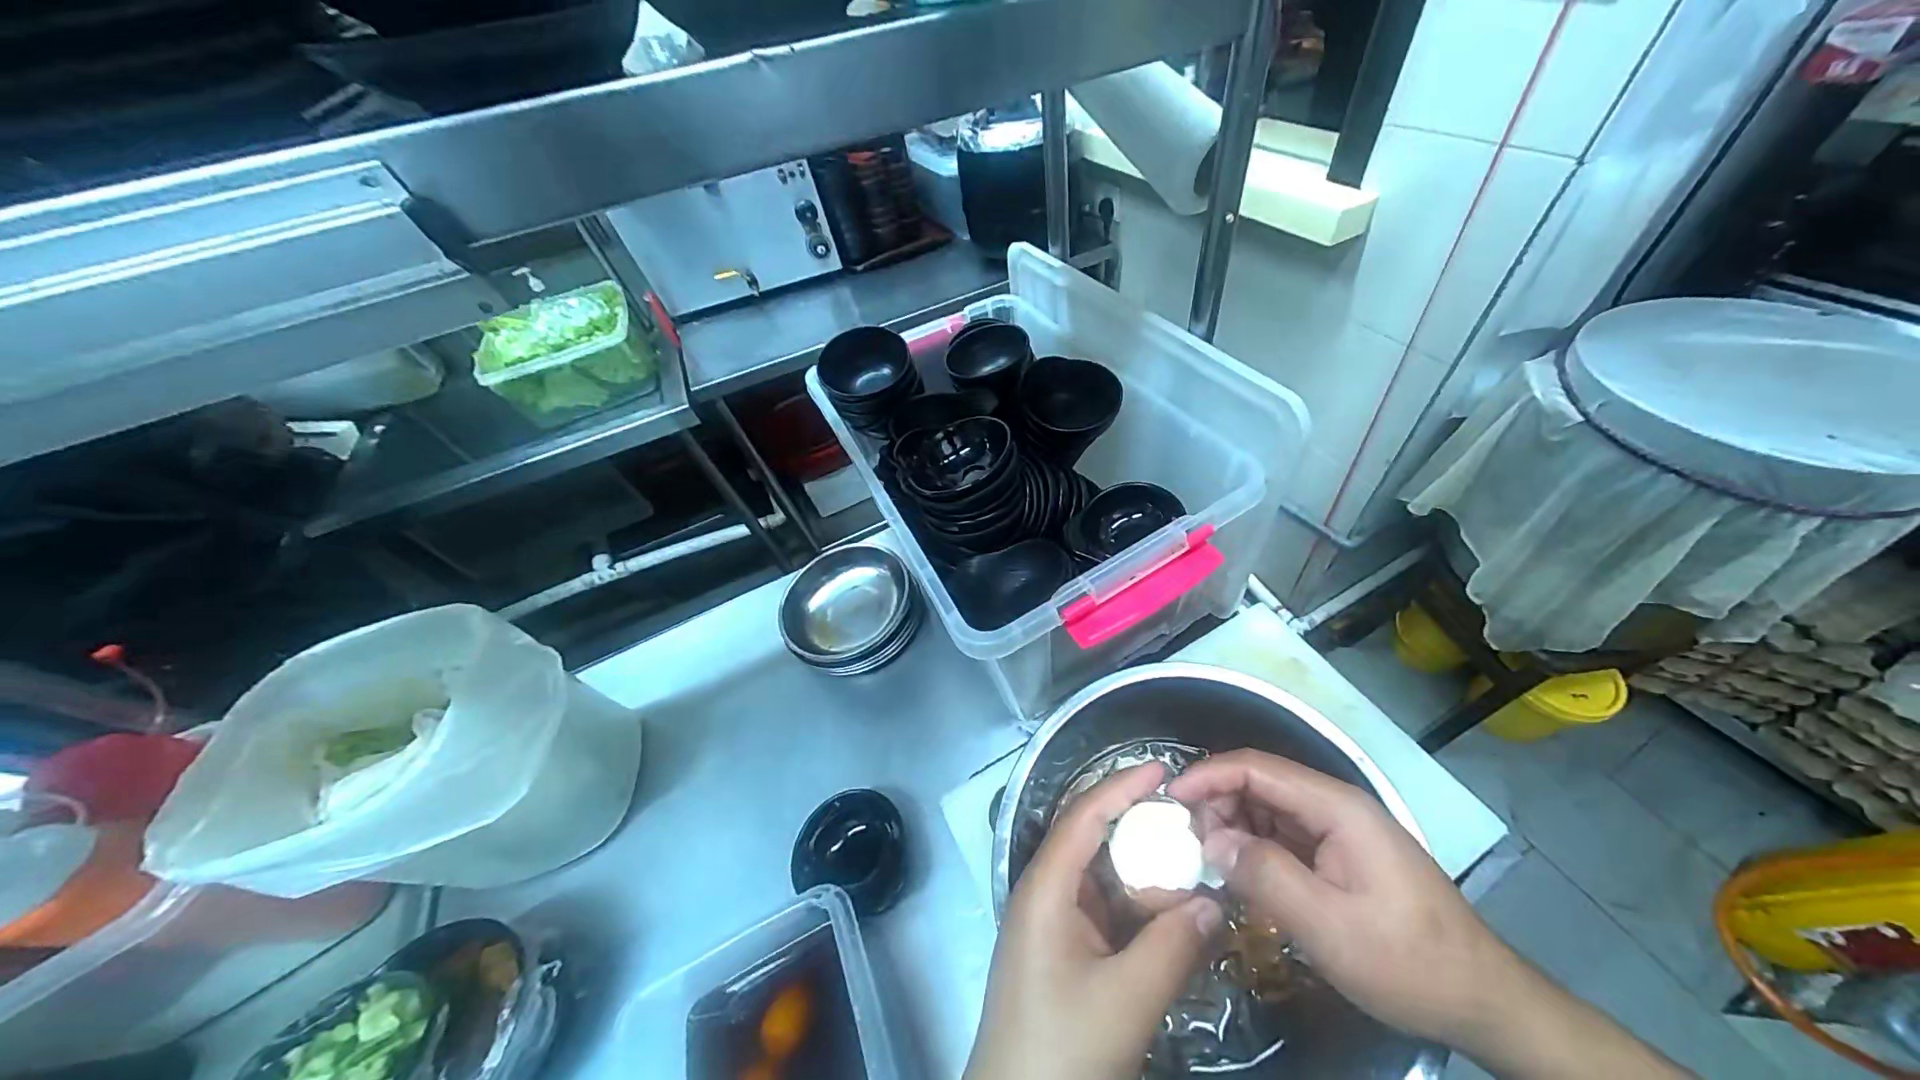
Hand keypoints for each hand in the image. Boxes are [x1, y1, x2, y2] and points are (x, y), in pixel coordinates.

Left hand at [965, 763, 1223, 1079]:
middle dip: (1137, 826)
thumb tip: (1214, 902)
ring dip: (1140, 871)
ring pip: (1100, 878)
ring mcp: (1051, 925)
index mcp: (1044, 888)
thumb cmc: (1061, 1046)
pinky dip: (1135, 907)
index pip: (1083, 816)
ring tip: (1189, 860)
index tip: (1162, 770)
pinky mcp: (1062, 953)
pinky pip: (1103, 912)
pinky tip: (1168, 912)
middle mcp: (1043, 894)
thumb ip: (1173, 946)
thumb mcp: (1125, 998)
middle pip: (1090, 841)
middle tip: (1188, 819)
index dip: (1121, 787)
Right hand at [1165, 750, 1522, 1046]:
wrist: (1484, 1000)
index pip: (1255, 768)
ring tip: (1208, 862)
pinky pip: (1282, 835)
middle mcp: (1335, 807)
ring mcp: (1338, 830)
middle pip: (1258, 783)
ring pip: (1267, 808)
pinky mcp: (1339, 854)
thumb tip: (1211, 843)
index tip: (1169, 801)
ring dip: (1232, 826)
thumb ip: (1264, 876)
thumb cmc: (1408, 961)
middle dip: (1216, 804)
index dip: (1207, 776)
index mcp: (1336, 808)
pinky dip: (1253, 846)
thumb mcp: (1329, 926)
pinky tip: (1239, 873)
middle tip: (1188, 845)